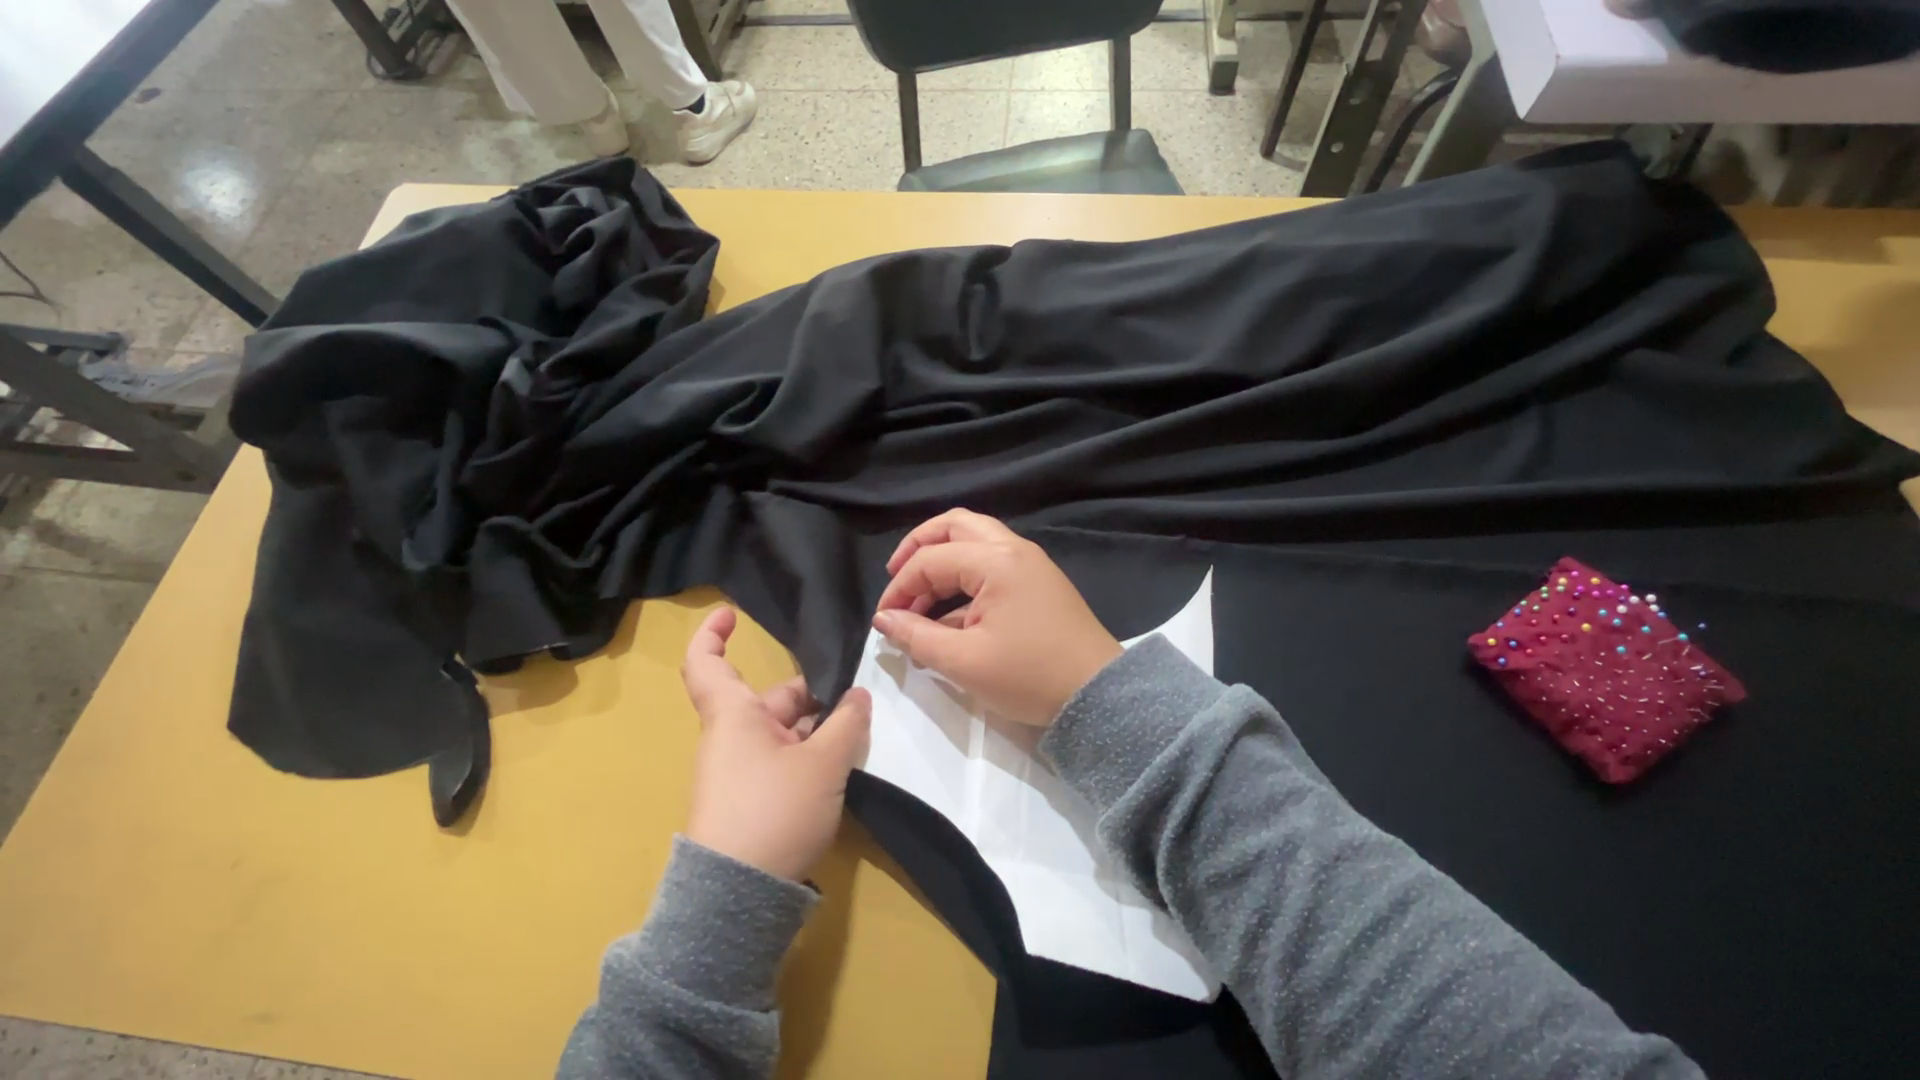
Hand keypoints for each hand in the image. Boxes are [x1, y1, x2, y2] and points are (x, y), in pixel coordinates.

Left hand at [680, 607, 871, 881]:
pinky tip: (840, 768)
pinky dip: (808, 757)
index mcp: (733, 715)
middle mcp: (730, 737)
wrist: (739, 895)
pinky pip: (780, 762)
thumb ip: (846, 724)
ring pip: (781, 733)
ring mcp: (737, 772)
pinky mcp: (749, 802)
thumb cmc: (775, 810)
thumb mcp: (823, 763)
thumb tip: (858, 697)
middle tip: (857, 702)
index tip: (732, 613)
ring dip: (816, 730)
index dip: (713, 634)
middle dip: (812, 697)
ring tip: (859, 737)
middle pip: (769, 700)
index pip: (707, 664)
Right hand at [872, 509, 1121, 726]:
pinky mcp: (1039, 582)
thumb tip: (884, 618)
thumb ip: (917, 635)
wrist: (1097, 694)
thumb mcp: (964, 662)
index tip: (883, 620)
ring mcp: (1030, 563)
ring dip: (942, 559)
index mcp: (996, 561)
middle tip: (896, 576)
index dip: (899, 587)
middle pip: (955, 526)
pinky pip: (992, 563)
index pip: (931, 560)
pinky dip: (964, 576)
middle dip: (919, 547)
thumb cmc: (1029, 676)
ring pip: (975, 540)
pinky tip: (947, 614)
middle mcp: (1014, 549)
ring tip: (918, 598)